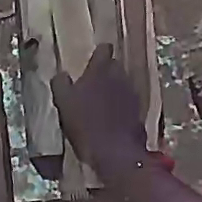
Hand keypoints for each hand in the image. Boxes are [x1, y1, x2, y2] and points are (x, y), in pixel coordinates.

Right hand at [50, 44, 146, 177]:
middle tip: (93, 84)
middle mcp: (120, 76)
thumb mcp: (63, 103)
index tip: (92, 60)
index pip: (104, 49)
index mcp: (100, 70)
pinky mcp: (140, 111)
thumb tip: (61, 74)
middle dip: (106, 72)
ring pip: (123, 83)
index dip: (99, 53)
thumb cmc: (84, 124)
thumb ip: (61, 84)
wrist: (114, 152)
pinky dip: (122, 105)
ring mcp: (133, 93)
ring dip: (114, 89)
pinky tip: (112, 118)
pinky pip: (129, 101)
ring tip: (102, 103)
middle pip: (115, 66)